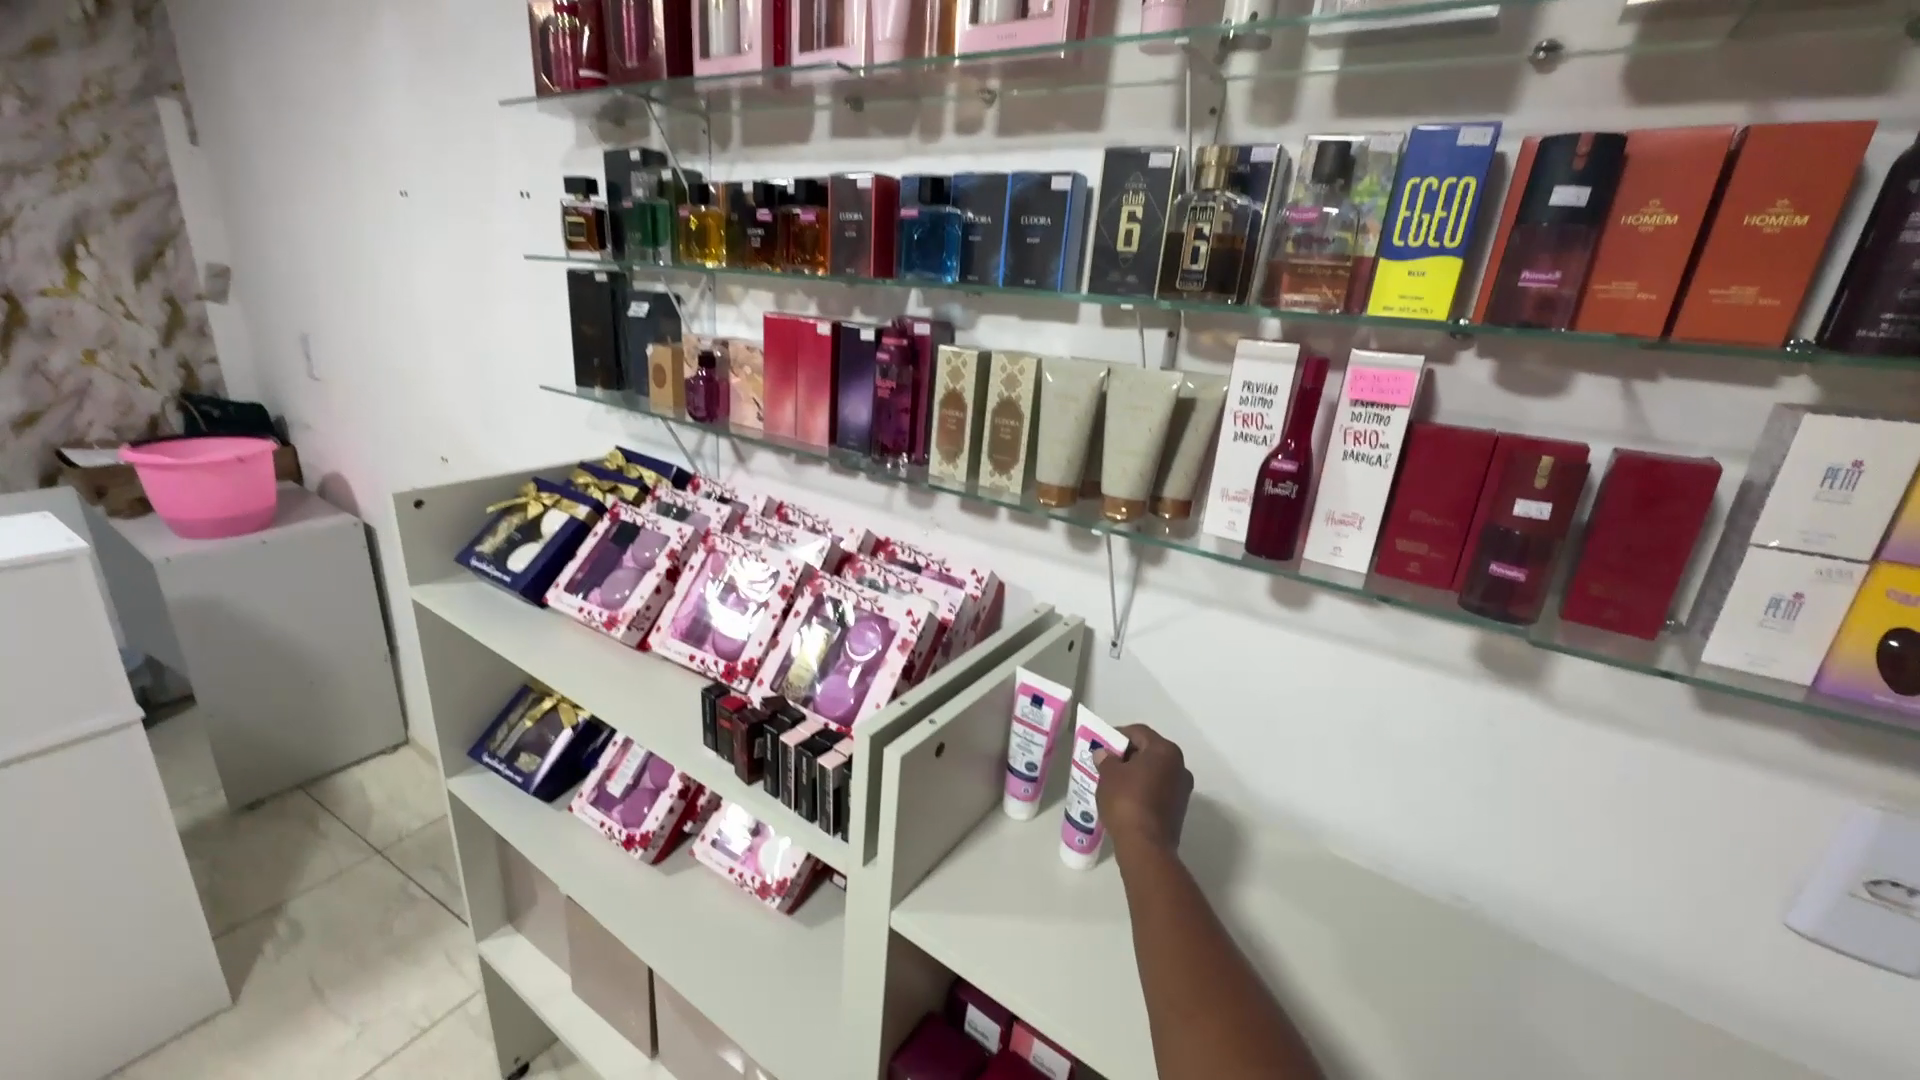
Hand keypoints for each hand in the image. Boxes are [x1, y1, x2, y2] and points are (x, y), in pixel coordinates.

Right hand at [1096, 724, 1192, 854]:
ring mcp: (1182, 789)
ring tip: (1113, 781)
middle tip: (1105, 762)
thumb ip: (1106, 759)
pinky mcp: (1179, 808)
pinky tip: (1125, 798)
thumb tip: (1104, 754)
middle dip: (1127, 755)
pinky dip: (1143, 788)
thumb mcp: (1108, 775)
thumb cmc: (1126, 801)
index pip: (1139, 732)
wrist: (1146, 845)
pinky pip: (1158, 789)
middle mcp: (1180, 766)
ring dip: (1135, 773)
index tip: (1102, 744)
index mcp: (1165, 751)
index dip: (1118, 734)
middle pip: (1149, 751)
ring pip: (1154, 771)